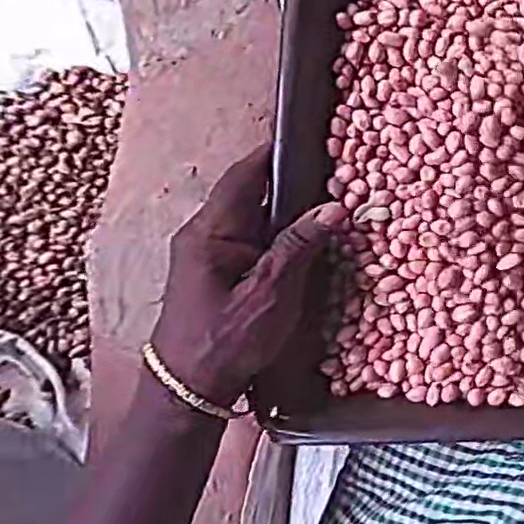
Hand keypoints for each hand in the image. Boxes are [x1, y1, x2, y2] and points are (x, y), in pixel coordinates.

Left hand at [150, 144, 348, 405]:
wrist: (188, 388)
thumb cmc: (227, 341)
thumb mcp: (270, 294)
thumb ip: (299, 246)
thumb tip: (334, 207)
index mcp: (210, 232)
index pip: (245, 176)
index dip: (274, 152)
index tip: (308, 136)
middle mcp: (205, 233)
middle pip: (251, 191)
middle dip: (291, 179)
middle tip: (335, 170)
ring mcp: (210, 251)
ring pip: (255, 214)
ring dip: (288, 206)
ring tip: (330, 198)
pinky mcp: (220, 267)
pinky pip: (254, 234)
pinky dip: (281, 229)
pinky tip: (308, 235)